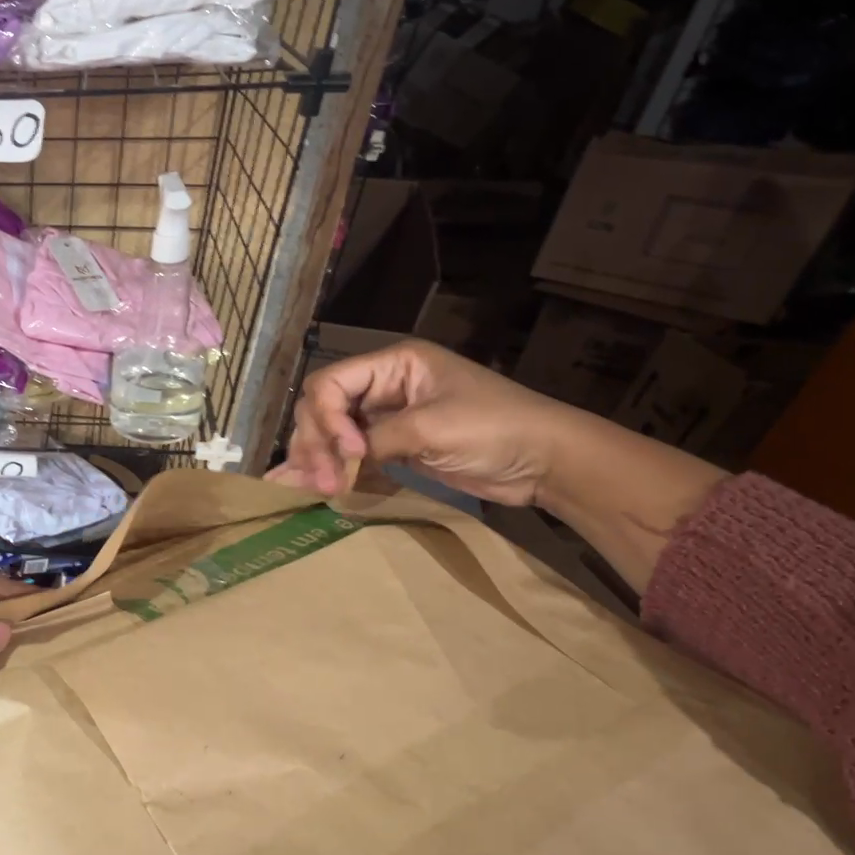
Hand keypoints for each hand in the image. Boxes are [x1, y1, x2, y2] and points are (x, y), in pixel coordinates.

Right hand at [266, 340, 586, 505]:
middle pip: (322, 409)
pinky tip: (308, 486)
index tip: (350, 450)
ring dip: (316, 459)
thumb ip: (374, 439)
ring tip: (314, 489)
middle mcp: (383, 386)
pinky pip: (348, 454)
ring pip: (329, 433)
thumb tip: (336, 460)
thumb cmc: (495, 429)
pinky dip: (330, 469)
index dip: (327, 417)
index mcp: (394, 365)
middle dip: (316, 443)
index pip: (330, 384)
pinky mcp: (392, 446)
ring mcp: (385, 417)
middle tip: (321, 480)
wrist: (546, 463)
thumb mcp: (431, 428)